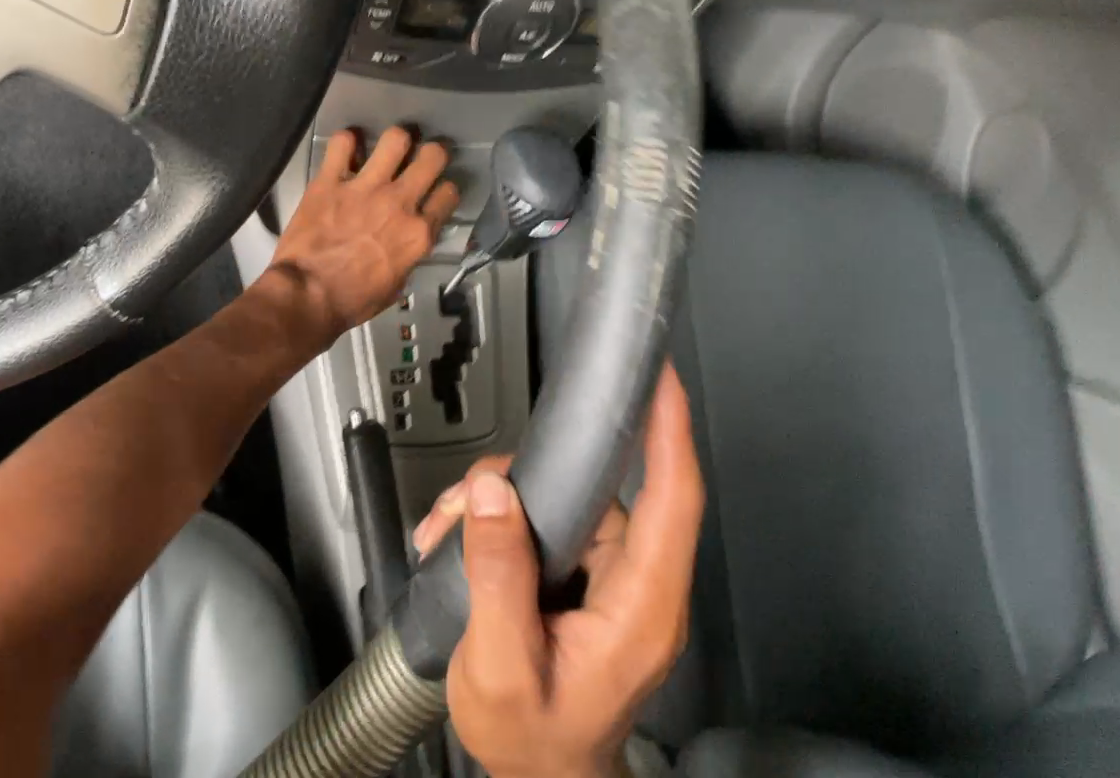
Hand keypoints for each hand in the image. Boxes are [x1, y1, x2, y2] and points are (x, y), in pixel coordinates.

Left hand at [266, 127, 459, 337]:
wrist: (307, 296)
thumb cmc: (351, 301)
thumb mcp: (395, 286)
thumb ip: (408, 256)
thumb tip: (407, 243)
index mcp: (418, 233)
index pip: (449, 194)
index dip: (444, 190)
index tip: (435, 192)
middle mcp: (398, 203)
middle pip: (433, 156)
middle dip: (432, 152)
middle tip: (421, 157)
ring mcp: (364, 188)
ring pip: (395, 139)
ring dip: (395, 141)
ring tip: (387, 148)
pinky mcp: (329, 181)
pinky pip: (342, 143)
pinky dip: (346, 142)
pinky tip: (346, 149)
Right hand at [412, 366, 703, 777]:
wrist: (540, 776)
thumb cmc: (531, 739)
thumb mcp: (500, 666)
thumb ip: (497, 577)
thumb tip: (493, 493)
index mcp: (639, 610)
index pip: (672, 502)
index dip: (669, 433)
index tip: (661, 380)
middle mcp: (636, 586)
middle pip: (594, 492)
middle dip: (520, 481)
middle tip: (460, 509)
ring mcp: (610, 581)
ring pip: (559, 501)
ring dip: (496, 507)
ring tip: (448, 537)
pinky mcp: (583, 578)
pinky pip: (545, 523)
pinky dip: (497, 524)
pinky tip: (459, 544)